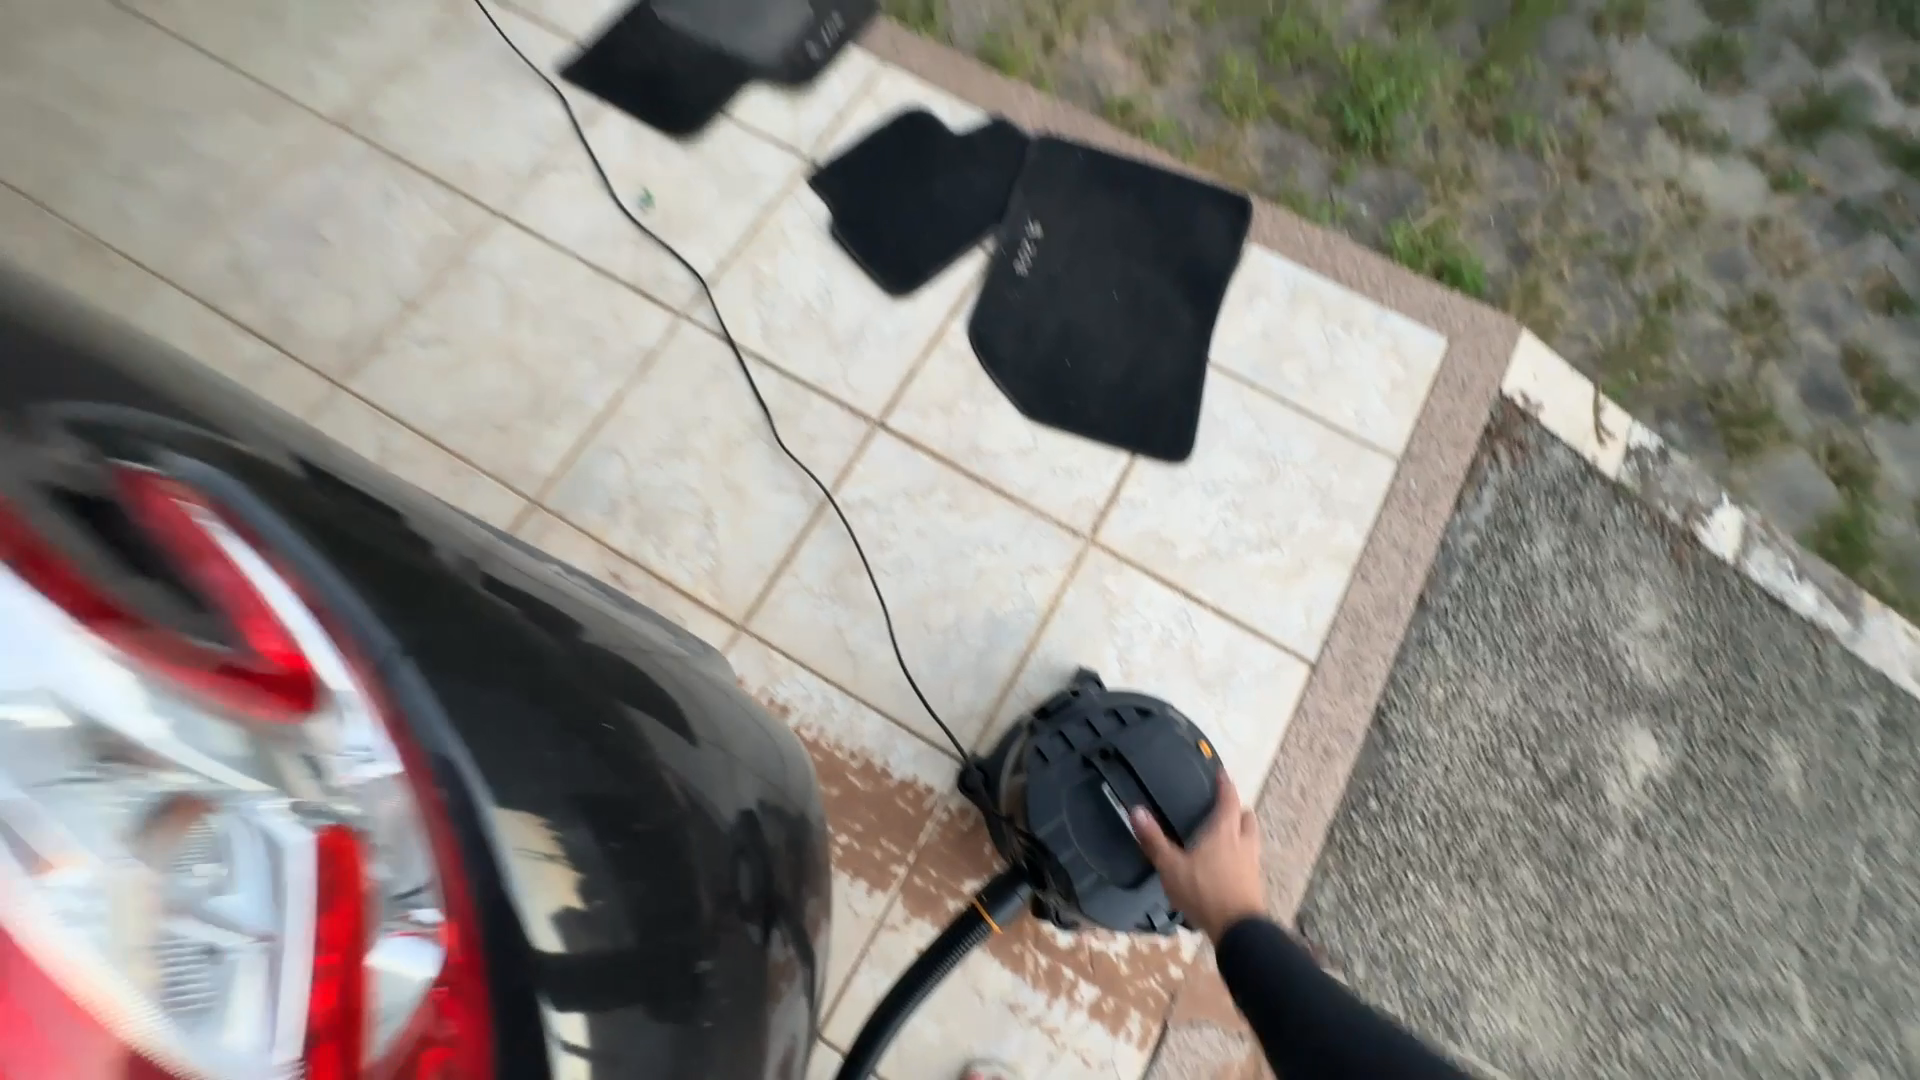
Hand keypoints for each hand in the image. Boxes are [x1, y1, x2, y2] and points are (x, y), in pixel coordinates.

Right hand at [1130, 769, 1265, 941]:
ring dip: (1241, 831)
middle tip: (1222, 807)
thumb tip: (1136, 810)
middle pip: (1247, 817)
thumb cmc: (1204, 891)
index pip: (1228, 799)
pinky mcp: (1254, 883)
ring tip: (1225, 834)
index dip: (1225, 784)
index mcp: (1224, 831)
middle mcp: (1242, 842)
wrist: (1239, 931)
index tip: (1220, 773)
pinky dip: (1241, 854)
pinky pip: (1250, 859)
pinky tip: (1227, 864)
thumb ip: (1154, 840)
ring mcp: (1252, 864)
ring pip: (1251, 838)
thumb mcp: (1171, 867)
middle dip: (1237, 809)